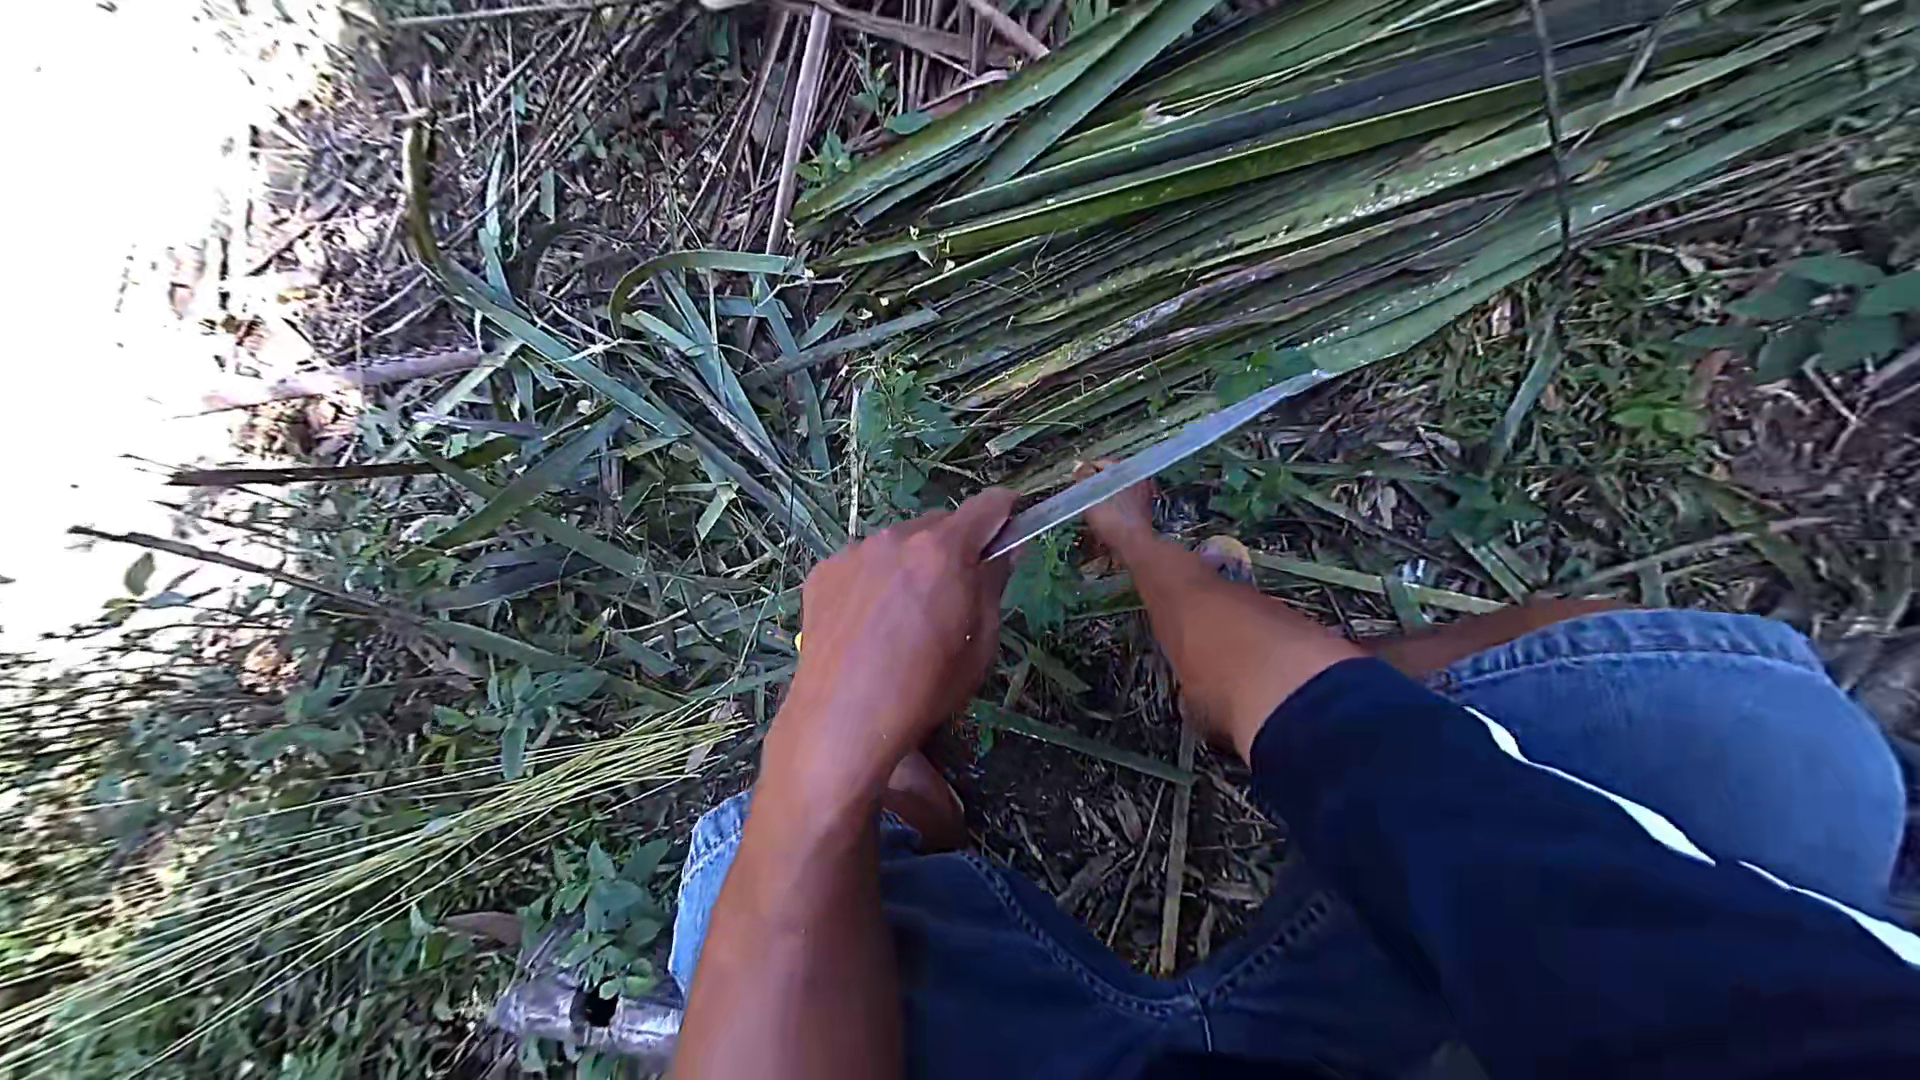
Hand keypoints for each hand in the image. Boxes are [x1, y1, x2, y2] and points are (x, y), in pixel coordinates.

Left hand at [766, 489, 1017, 800]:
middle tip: (952, 592)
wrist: (843, 719)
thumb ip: (993, 584)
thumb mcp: (982, 642)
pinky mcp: (823, 572)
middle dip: (953, 547)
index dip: (1005, 513)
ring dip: (911, 563)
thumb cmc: (926, 686)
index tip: (1010, 527)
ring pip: (898, 543)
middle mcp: (896, 537)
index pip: (987, 506)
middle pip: (938, 525)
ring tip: (902, 615)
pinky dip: (874, 579)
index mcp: (943, 550)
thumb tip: (1003, 550)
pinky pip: (862, 562)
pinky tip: (867, 623)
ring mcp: (854, 552)